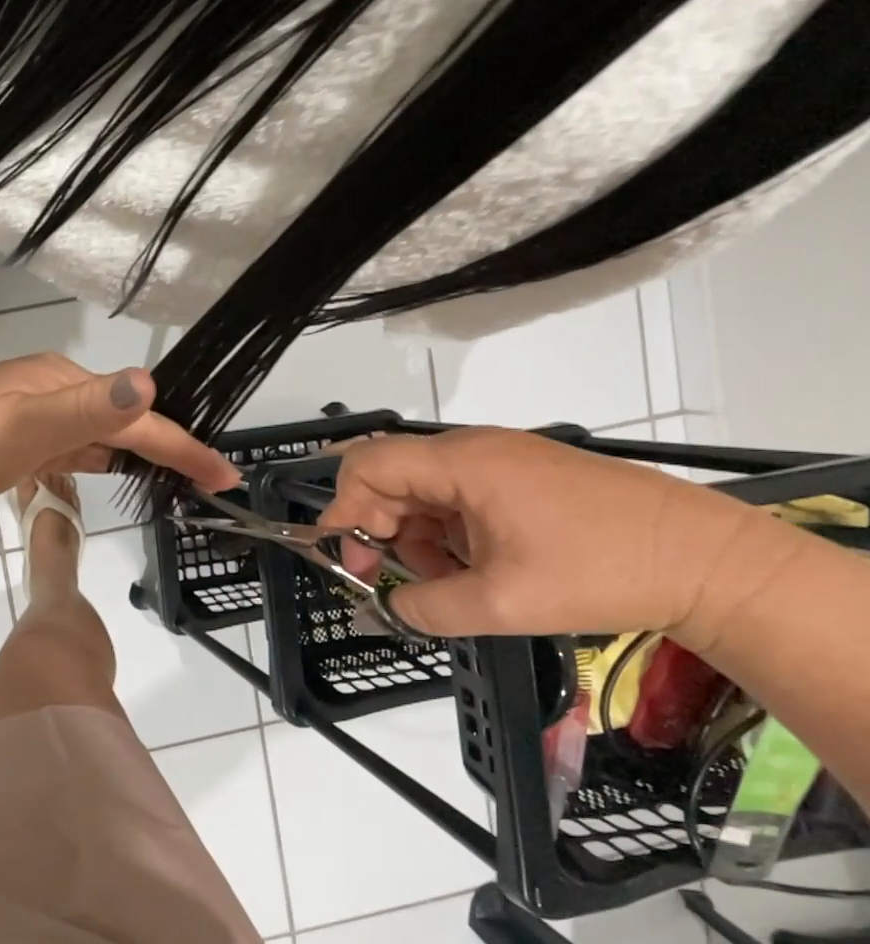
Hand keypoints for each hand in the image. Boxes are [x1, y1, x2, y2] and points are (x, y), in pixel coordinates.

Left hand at [0, 353, 239, 517]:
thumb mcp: (25, 428)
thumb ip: (88, 409)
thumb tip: (148, 383)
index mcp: (55, 378)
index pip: (132, 412)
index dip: (180, 444)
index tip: (223, 475)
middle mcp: (43, 385)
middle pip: (115, 418)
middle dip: (160, 446)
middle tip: (203, 478)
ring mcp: (22, 409)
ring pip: (89, 432)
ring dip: (126, 452)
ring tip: (166, 477)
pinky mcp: (5, 435)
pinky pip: (62, 444)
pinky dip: (87, 457)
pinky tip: (97, 470)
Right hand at [318, 427, 803, 647]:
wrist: (715, 565)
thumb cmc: (603, 573)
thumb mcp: (501, 603)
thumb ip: (426, 607)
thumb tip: (393, 607)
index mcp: (462, 463)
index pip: (366, 465)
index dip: (343, 510)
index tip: (350, 559)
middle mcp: (477, 450)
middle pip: (392, 477)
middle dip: (379, 529)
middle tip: (391, 579)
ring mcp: (507, 461)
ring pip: (426, 491)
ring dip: (418, 536)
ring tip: (446, 582)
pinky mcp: (530, 478)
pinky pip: (462, 497)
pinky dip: (452, 532)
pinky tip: (476, 568)